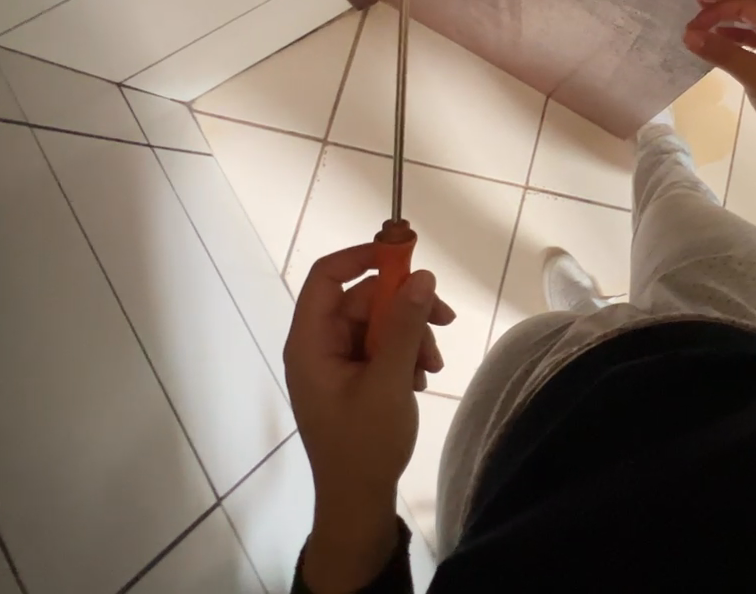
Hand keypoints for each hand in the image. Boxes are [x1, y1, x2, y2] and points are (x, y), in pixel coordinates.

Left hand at [285, 243, 454, 592]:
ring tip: (433, 362)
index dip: (361, 256)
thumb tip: (423, 276)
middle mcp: (322, 343)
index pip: (327, 277)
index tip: (404, 255)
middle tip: (443, 318)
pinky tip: (423, 376)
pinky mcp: (357, 373)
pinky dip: (408, 351)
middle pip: (365, 297)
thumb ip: (405, 326)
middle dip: (407, 306)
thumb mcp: (388, 383)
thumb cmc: (363, 444)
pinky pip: (385, 342)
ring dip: (414, 332)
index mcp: (311, 342)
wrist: (359, 501)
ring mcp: (340, 359)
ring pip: (382, 319)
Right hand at [682, 0, 755, 198]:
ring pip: (754, 22)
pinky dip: (738, 37)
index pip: (745, 5)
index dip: (715, 10)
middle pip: (750, 6)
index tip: (691, 25)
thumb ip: (722, 52)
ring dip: (728, 18)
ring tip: (702, 12)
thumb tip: (689, 34)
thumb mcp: (754, 75)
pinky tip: (721, 39)